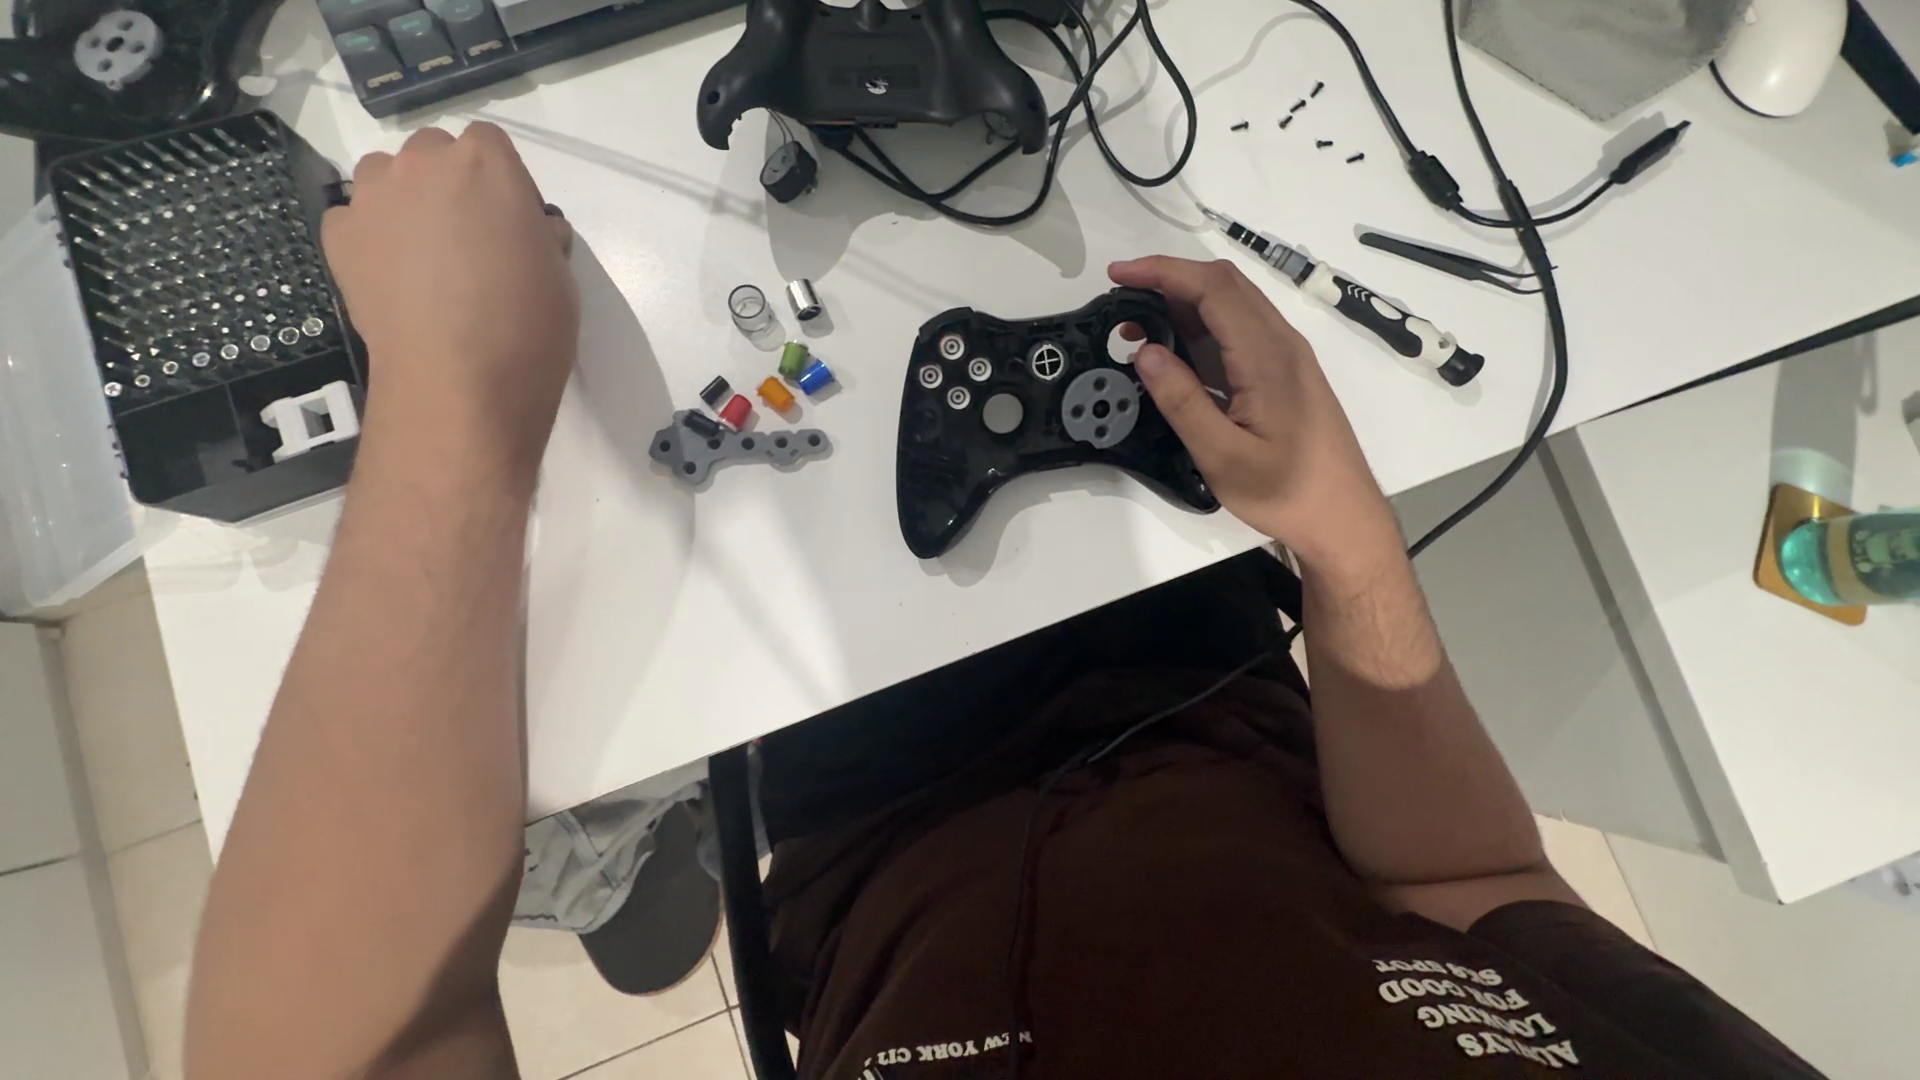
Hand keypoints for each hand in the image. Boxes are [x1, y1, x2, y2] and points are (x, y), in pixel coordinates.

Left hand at [322, 123, 577, 479]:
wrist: (460, 382)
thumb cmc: (530, 329)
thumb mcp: (562, 279)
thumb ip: (540, 238)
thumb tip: (528, 233)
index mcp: (488, 167)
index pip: (490, 144)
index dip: (505, 182)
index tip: (516, 224)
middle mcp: (423, 166)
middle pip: (435, 153)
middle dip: (453, 185)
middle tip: (474, 242)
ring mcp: (372, 197)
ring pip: (389, 179)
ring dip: (410, 204)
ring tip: (431, 260)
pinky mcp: (339, 234)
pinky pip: (358, 218)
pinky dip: (376, 237)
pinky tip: (399, 279)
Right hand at [1110, 256, 1399, 567]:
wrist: (1342, 517)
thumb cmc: (1285, 492)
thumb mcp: (1223, 456)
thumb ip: (1182, 402)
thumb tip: (1145, 352)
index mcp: (1267, 357)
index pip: (1213, 289)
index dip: (1163, 272)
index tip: (1118, 274)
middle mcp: (1280, 344)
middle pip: (1224, 286)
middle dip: (1167, 280)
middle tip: (1119, 299)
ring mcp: (1284, 358)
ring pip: (1231, 307)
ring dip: (1181, 304)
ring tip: (1133, 327)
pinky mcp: (1281, 375)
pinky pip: (1236, 334)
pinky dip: (1198, 330)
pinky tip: (1171, 353)